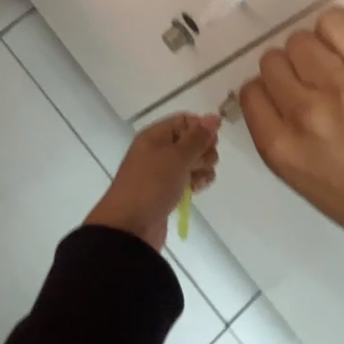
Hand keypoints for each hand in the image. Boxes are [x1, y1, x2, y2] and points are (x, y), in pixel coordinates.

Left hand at [85, 113, 220, 250]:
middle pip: (190, 140)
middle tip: (203, 162)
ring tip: (199, 180)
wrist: (129, 226)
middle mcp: (157, 150)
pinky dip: (195, 182)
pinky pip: (187, 179)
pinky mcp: (166, 191)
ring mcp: (162, 172)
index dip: (201, 127)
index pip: (184, 120)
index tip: (214, 140)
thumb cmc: (151, 185)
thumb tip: (214, 116)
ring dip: (202, 167)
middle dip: (204, 149)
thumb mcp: (177, 157)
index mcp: (155, 136)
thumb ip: (198, 137)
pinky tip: (198, 189)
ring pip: (191, 161)